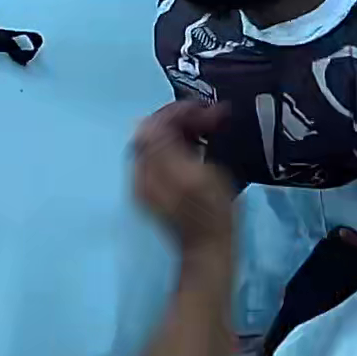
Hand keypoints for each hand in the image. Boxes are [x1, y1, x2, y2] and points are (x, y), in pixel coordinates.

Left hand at [131, 102, 235, 260]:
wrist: (210, 247)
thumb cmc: (211, 212)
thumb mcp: (195, 177)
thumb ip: (167, 148)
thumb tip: (147, 123)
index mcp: (148, 168)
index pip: (154, 125)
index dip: (178, 111)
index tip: (207, 108)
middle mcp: (142, 172)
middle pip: (156, 131)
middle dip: (183, 117)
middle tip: (213, 116)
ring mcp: (149, 181)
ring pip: (162, 140)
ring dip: (185, 127)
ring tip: (211, 126)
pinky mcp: (160, 187)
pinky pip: (167, 152)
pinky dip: (184, 141)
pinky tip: (202, 143)